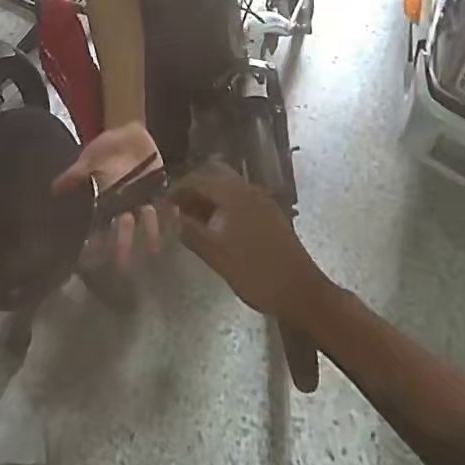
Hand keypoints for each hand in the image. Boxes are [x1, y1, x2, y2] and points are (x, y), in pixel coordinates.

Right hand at [52, 121, 163, 268]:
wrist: (126, 131)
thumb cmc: (103, 148)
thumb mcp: (88, 159)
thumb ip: (75, 173)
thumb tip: (54, 187)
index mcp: (106, 200)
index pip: (100, 226)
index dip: (97, 241)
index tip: (93, 256)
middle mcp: (124, 203)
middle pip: (123, 227)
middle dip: (122, 243)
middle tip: (122, 264)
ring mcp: (142, 196)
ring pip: (146, 218)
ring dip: (150, 231)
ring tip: (154, 248)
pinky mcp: (158, 185)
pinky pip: (165, 200)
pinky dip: (170, 208)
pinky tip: (175, 214)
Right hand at [169, 162, 332, 323]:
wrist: (300, 289)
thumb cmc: (257, 273)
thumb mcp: (218, 257)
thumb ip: (193, 234)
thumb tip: (172, 218)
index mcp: (236, 196)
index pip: (201, 178)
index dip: (180, 187)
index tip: (164, 201)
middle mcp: (250, 191)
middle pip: (217, 174)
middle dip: (195, 186)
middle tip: (178, 206)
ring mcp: (263, 200)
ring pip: (230, 186)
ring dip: (209, 195)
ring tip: (192, 217)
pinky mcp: (270, 213)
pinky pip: (241, 197)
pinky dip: (224, 203)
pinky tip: (216, 225)